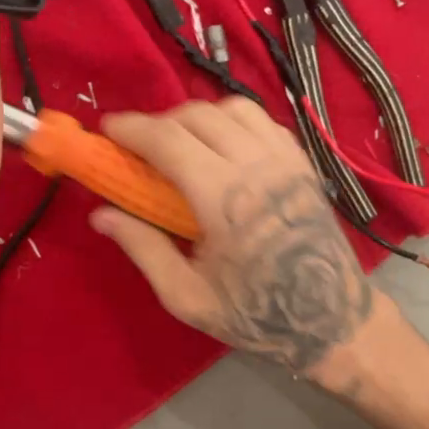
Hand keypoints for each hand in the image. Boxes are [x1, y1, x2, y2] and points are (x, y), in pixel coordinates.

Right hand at [89, 99, 380, 379]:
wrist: (329, 319)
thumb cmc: (255, 314)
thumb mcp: (187, 296)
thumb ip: (144, 248)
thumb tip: (100, 215)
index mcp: (223, 198)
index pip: (168, 140)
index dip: (132, 128)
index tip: (108, 130)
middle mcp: (256, 166)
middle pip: (198, 116)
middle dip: (160, 122)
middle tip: (140, 148)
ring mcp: (286, 160)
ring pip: (233, 109)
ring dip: (199, 117)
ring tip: (181, 145)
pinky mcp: (304, 164)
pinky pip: (263, 122)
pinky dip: (234, 122)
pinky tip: (222, 149)